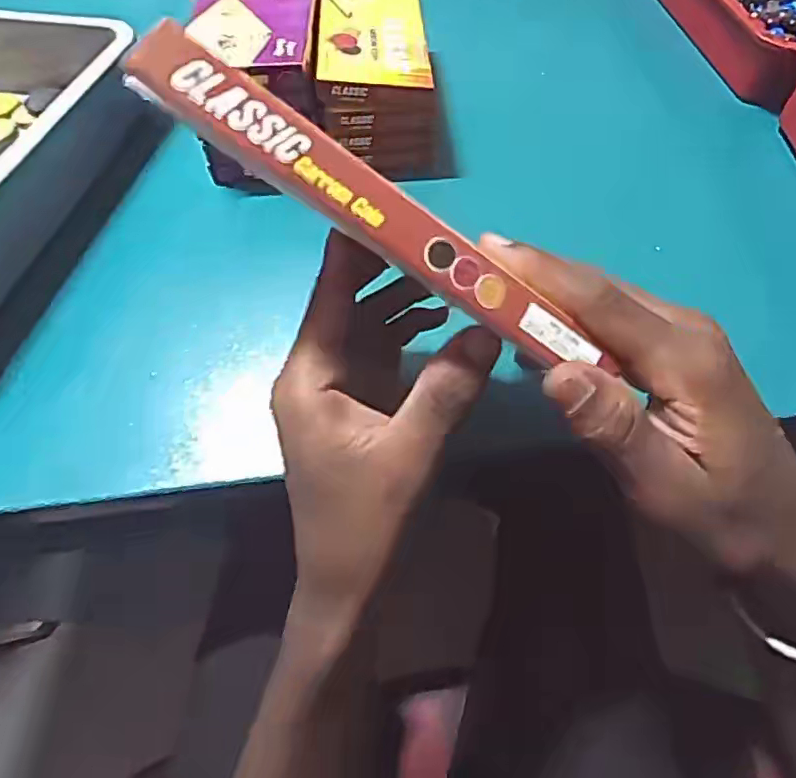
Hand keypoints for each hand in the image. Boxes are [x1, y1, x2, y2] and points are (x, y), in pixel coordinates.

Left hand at [272, 232, 501, 615]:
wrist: (345, 586)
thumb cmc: (361, 522)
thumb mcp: (408, 453)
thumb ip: (446, 389)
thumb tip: (487, 327)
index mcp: (308, 375)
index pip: (328, 294)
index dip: (352, 249)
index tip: (384, 209)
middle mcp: (315, 370)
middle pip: (349, 302)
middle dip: (388, 269)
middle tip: (434, 238)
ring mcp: (336, 385)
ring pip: (368, 324)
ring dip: (403, 299)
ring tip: (447, 273)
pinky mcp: (357, 400)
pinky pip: (381, 349)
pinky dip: (408, 330)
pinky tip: (441, 319)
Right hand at [480, 235, 795, 648]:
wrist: (787, 532)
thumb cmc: (726, 518)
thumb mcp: (666, 487)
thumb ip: (613, 427)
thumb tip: (553, 371)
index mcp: (686, 356)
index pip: (601, 300)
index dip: (542, 271)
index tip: (488, 248)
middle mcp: (688, 328)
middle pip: (601, 288)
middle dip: (537, 271)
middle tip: (477, 260)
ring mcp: (688, 333)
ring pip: (608, 297)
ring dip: (552, 289)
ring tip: (497, 284)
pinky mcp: (681, 345)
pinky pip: (619, 316)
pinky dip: (574, 313)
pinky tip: (542, 323)